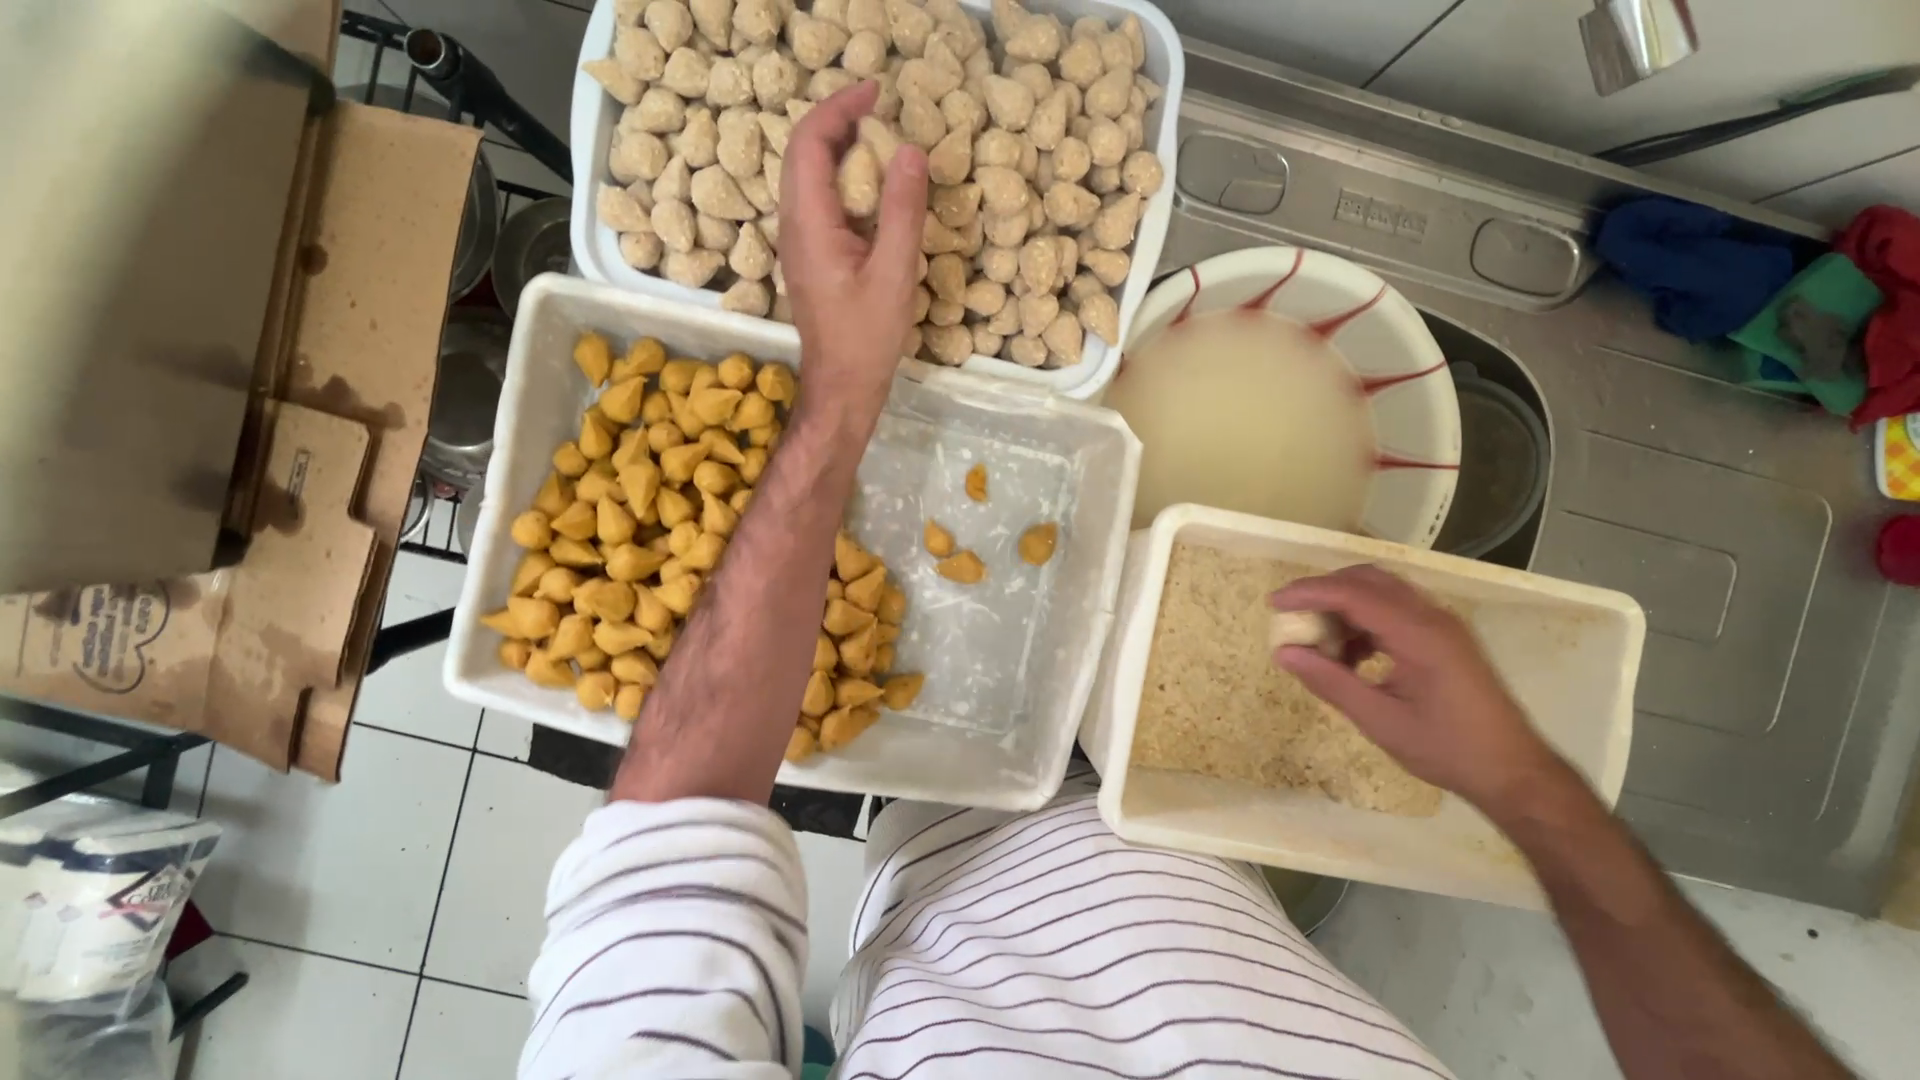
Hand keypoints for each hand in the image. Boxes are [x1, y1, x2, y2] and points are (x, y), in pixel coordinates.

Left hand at [778, 81, 927, 422]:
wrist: (841, 386)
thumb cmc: (866, 337)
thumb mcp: (893, 273)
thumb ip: (901, 210)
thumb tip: (910, 150)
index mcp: (808, 223)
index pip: (810, 142)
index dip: (840, 108)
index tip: (877, 92)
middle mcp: (793, 225)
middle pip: (803, 152)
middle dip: (839, 121)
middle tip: (883, 110)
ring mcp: (798, 242)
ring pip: (808, 176)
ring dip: (840, 148)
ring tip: (882, 139)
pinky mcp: (810, 257)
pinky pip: (818, 201)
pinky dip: (843, 179)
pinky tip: (875, 188)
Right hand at [1270, 565, 1564, 812]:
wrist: (1513, 771)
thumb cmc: (1447, 749)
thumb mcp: (1380, 720)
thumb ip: (1330, 682)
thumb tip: (1284, 653)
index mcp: (1419, 634)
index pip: (1354, 593)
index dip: (1309, 592)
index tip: (1274, 603)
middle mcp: (1432, 617)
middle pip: (1369, 580)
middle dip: (1325, 591)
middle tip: (1292, 615)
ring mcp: (1442, 625)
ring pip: (1382, 593)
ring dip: (1345, 607)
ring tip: (1319, 644)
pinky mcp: (1444, 638)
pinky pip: (1396, 612)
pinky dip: (1364, 622)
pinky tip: (1351, 658)